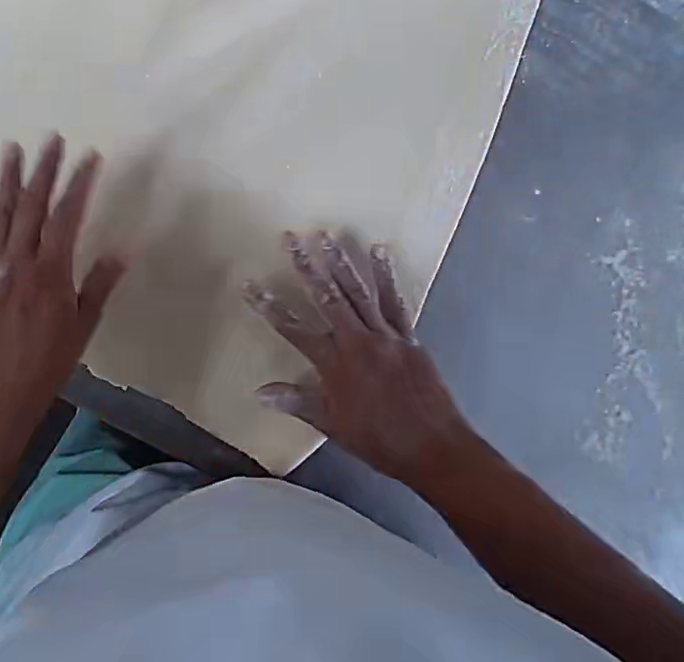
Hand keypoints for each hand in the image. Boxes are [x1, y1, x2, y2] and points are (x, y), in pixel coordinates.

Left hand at [0, 135, 125, 433]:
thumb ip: (100, 283)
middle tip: (51, 138)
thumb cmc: (48, 362)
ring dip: (9, 179)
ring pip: (1, 214)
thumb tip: (124, 249)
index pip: (67, 215)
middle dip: (43, 169)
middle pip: (32, 206)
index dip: (79, 183)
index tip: (90, 157)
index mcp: (50, 271)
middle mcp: (18, 262)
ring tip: (13, 148)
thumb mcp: (84, 325)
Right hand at [244, 231, 483, 485]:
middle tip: (291, 238)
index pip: (292, 329)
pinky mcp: (407, 335)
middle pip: (326, 297)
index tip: (250, 285)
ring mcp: (384, 335)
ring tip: (326, 236)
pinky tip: (379, 251)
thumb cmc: (380, 441)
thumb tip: (260, 393)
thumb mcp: (333, 426)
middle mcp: (356, 341)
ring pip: (357, 291)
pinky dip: (386, 275)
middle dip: (306, 266)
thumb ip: (297, 403)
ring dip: (340, 261)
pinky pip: (394, 300)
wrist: (433, 447)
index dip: (269, 306)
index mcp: (334, 364)